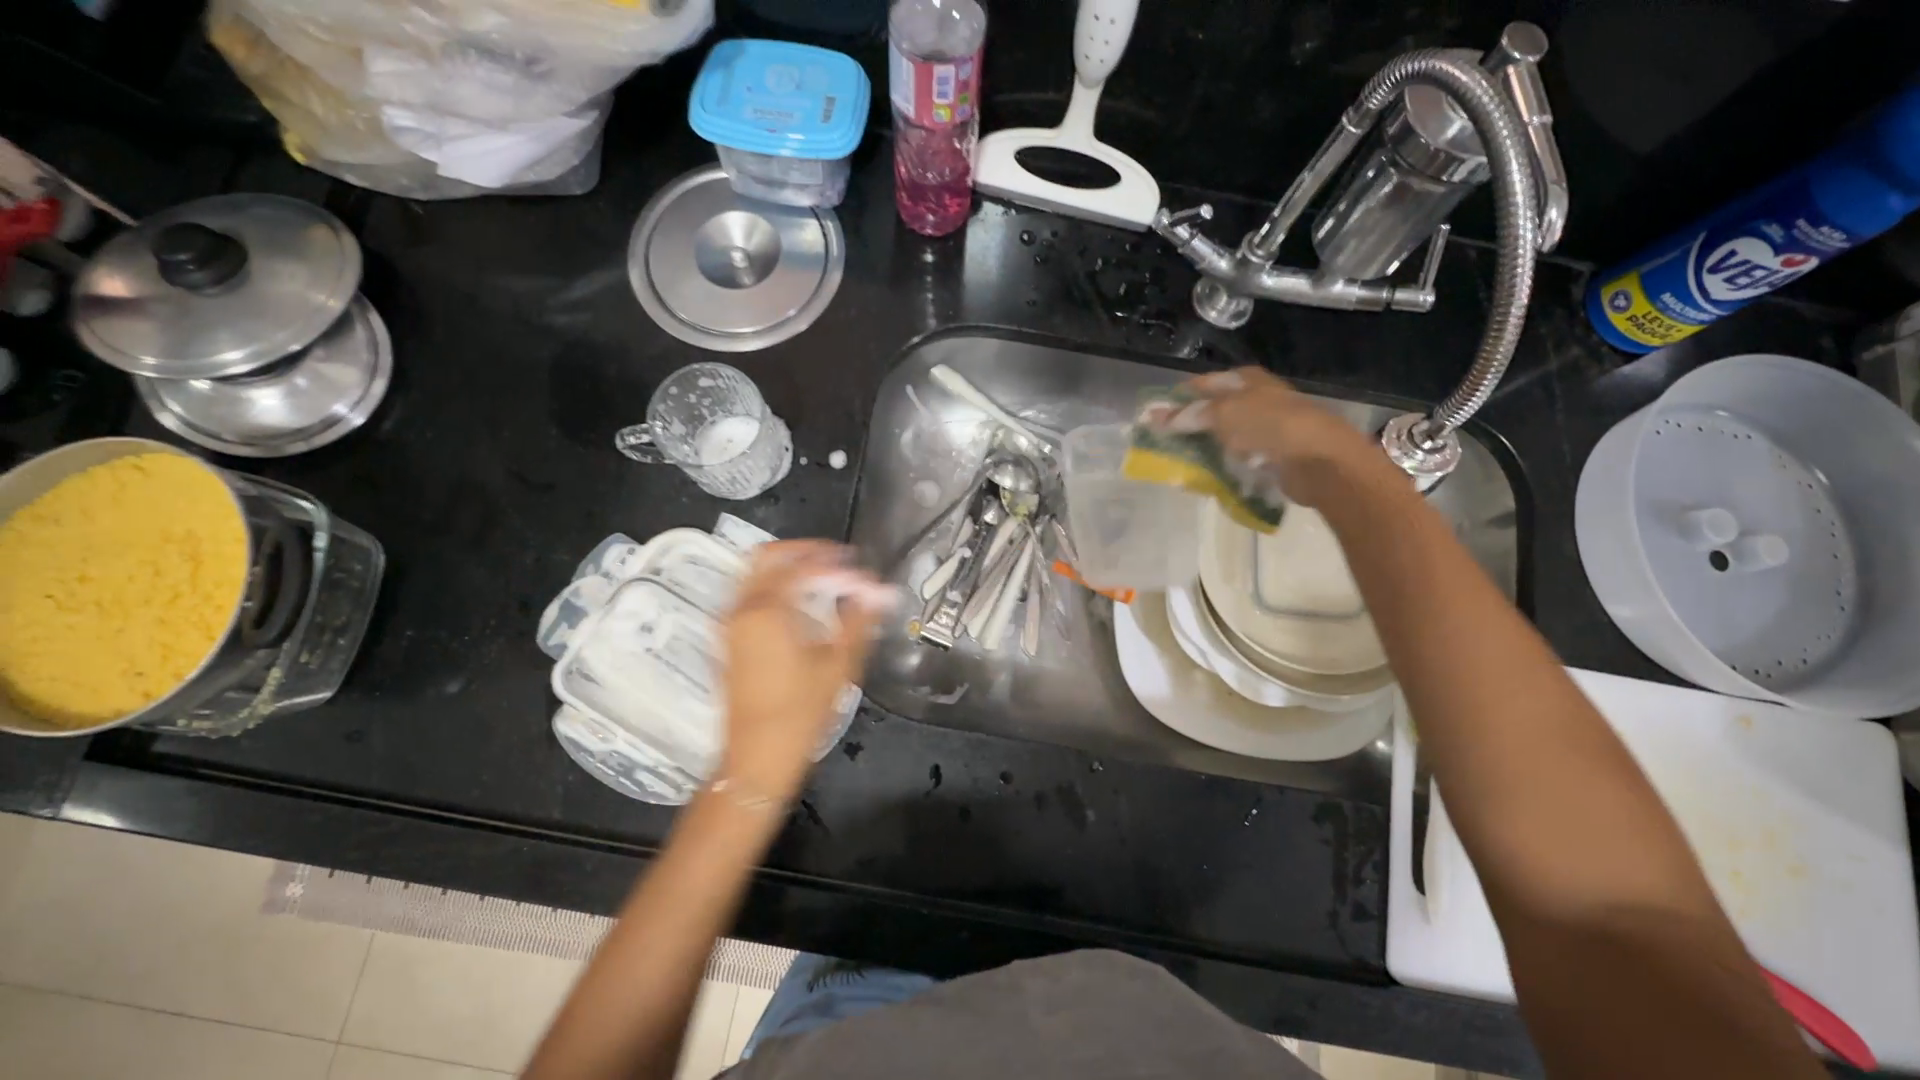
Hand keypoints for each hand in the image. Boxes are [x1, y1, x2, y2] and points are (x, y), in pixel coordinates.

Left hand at [718, 541, 891, 802]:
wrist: (756, 758)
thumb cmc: (800, 713)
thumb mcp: (838, 666)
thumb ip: (858, 621)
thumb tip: (880, 594)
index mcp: (768, 609)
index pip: (807, 567)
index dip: (842, 567)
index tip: (866, 577)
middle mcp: (742, 608)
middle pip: (769, 556)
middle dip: (806, 552)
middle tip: (839, 561)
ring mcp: (729, 624)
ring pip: (755, 574)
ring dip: (789, 570)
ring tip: (824, 583)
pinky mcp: (727, 641)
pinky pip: (749, 596)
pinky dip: (774, 589)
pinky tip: (802, 608)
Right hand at [1147, 367, 1396, 507]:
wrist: (1319, 460)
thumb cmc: (1270, 426)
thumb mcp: (1223, 413)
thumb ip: (1190, 415)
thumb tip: (1156, 416)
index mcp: (1249, 381)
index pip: (1208, 382)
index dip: (1184, 394)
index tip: (1158, 410)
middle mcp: (1260, 400)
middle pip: (1219, 409)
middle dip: (1195, 423)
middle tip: (1167, 439)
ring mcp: (1271, 429)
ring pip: (1231, 436)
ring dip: (1211, 447)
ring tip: (1185, 460)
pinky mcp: (1277, 456)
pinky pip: (1244, 459)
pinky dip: (1229, 465)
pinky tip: (1214, 475)